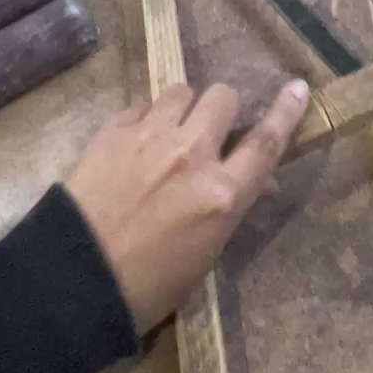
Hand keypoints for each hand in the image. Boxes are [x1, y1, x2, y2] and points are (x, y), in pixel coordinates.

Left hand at [64, 80, 308, 334]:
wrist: (74, 280)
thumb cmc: (148, 285)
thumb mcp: (203, 256)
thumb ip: (229, 207)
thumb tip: (255, 182)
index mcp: (220, 195)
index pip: (266, 143)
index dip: (286, 112)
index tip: (298, 87)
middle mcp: (191, 154)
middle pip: (223, 98)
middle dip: (222, 109)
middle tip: (210, 129)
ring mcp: (150, 136)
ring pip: (182, 90)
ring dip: (183, 107)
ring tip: (169, 130)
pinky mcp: (115, 129)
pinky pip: (141, 104)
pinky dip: (145, 117)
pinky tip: (135, 140)